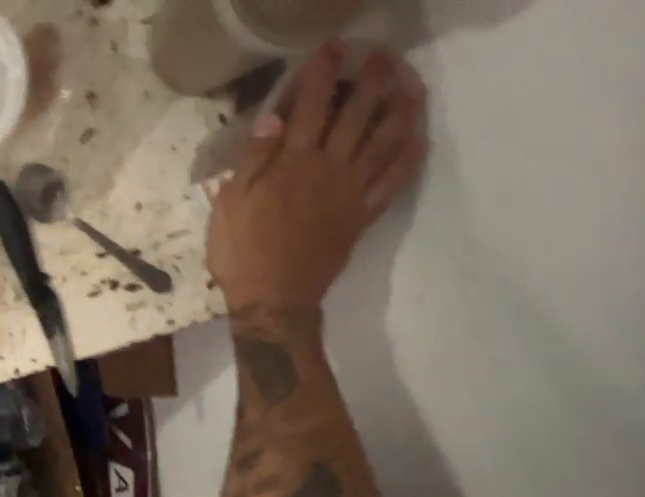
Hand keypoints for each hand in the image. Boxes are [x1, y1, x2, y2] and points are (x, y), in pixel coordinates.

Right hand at [207, 42, 427, 319]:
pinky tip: (415, 138)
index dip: (321, 74)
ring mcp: (351, 191)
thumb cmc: (241, 254)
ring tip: (408, 85)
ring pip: (384, 139)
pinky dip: (408, 156)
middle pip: (357, 114)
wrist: (273, 300)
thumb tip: (271, 118)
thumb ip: (251, 161)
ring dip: (399, 107)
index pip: (310, 107)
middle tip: (381, 55)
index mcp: (293, 164)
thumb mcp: (229, 207)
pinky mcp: (362, 214)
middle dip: (370, 79)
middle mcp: (329, 168)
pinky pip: (393, 180)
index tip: (331, 48)